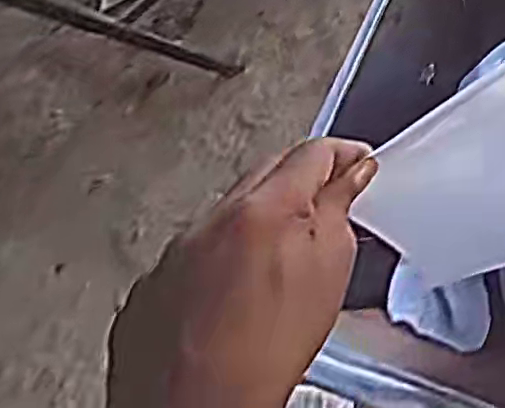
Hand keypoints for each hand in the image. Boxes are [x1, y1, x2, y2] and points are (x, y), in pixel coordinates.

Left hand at [107, 138, 377, 407]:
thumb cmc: (267, 353)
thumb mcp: (331, 265)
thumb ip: (341, 206)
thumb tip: (350, 176)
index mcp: (263, 208)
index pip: (313, 151)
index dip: (344, 155)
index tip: (356, 164)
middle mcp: (212, 221)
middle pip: (271, 169)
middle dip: (304, 178)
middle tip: (328, 202)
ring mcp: (173, 255)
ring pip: (232, 208)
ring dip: (261, 217)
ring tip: (280, 261)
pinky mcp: (148, 288)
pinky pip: (195, 248)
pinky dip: (222, 254)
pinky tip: (239, 290)